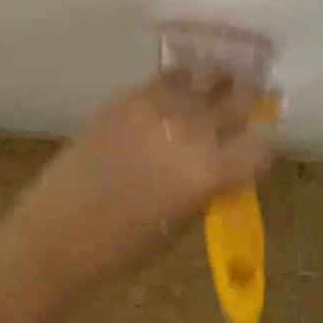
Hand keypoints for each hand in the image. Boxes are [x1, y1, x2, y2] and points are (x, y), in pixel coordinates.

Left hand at [3, 71, 271, 295]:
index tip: (259, 145)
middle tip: (257, 94)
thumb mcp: (184, 223)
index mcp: (212, 171)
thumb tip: (225, 163)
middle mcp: (193, 130)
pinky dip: (179, 82)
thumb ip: (212, 186)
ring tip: (221, 81)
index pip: (261, 146)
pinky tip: (179, 90)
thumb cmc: (124, 247)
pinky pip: (166, 78)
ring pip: (205, 75)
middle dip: (250, 98)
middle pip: (239, 98)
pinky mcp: (128, 97)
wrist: (59, 233)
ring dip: (217, 81)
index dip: (263, 146)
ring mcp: (159, 106)